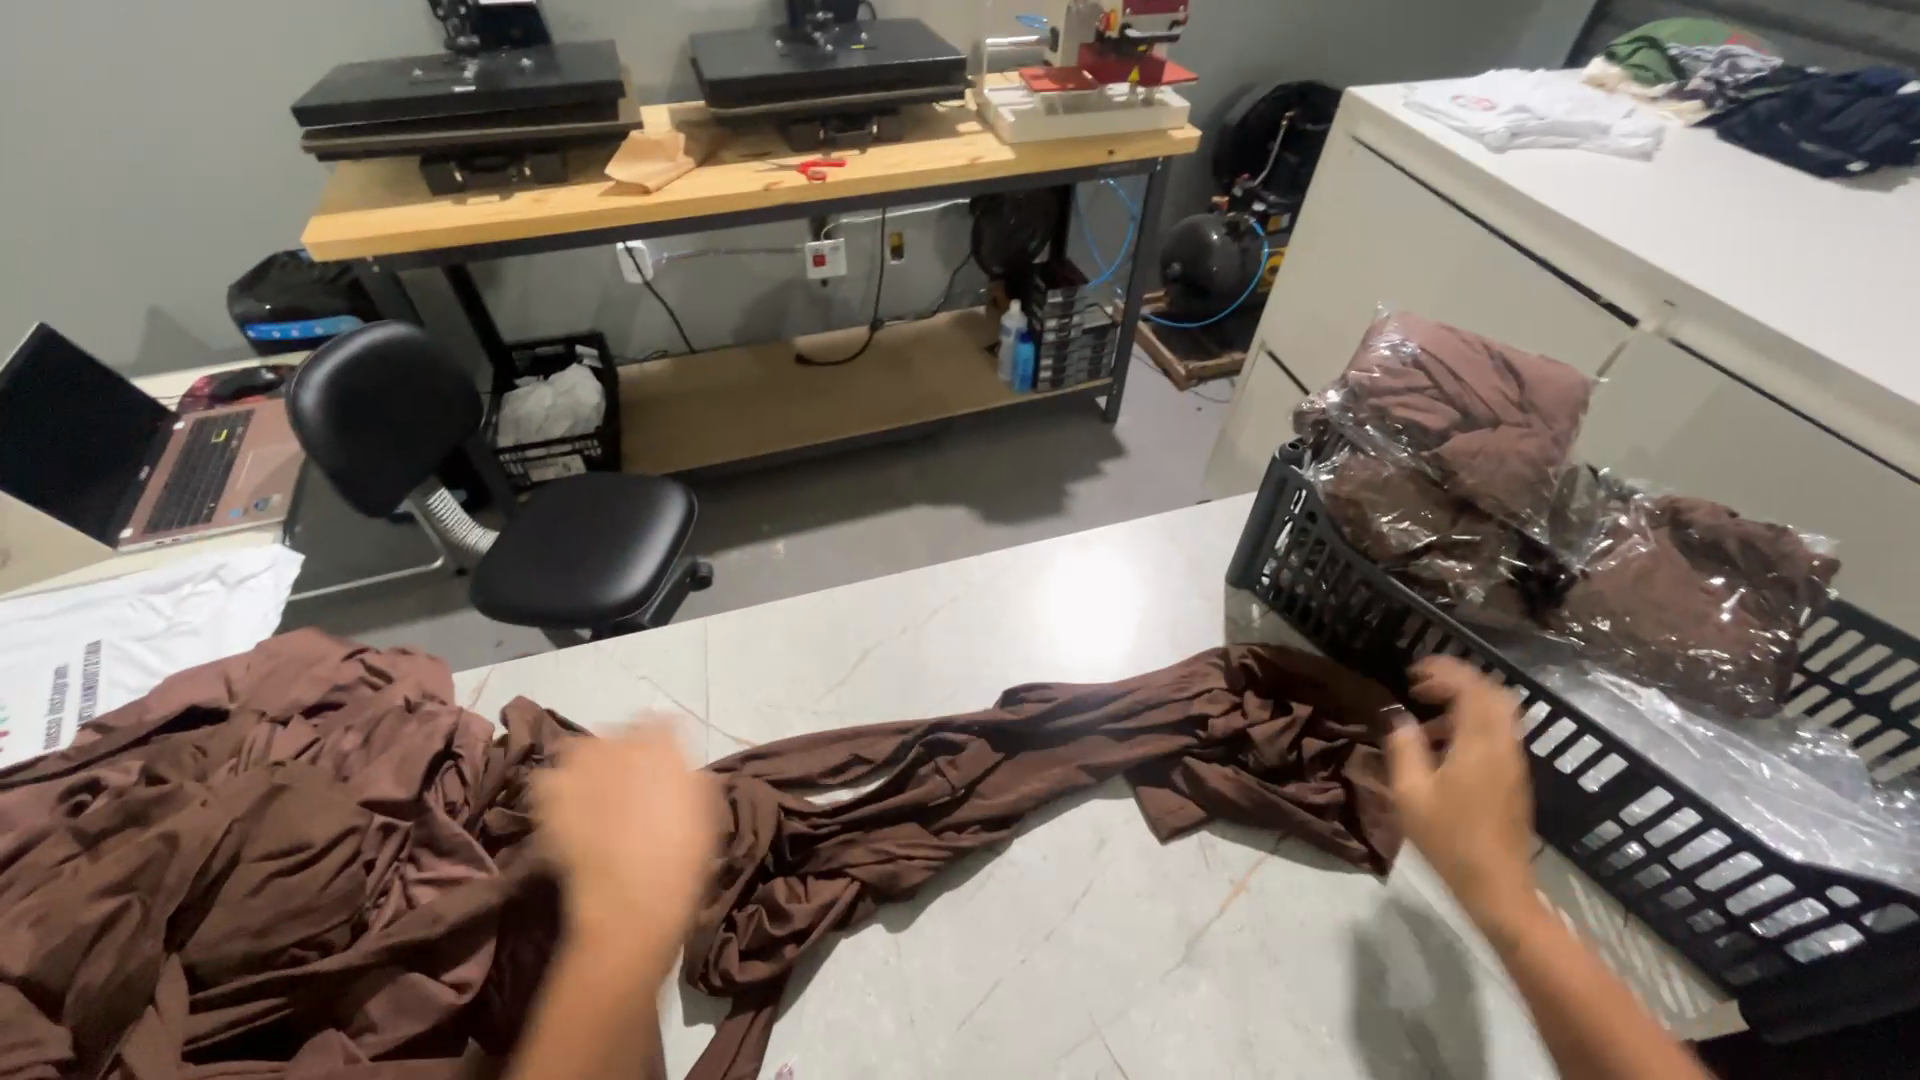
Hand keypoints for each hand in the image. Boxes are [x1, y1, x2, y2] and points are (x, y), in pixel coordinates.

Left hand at [533, 722, 721, 970]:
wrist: (633, 906)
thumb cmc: (683, 860)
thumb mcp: (708, 813)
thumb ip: (691, 779)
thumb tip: (680, 770)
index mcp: (664, 748)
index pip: (661, 722)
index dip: (664, 739)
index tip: (667, 759)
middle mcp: (620, 749)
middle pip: (618, 731)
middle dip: (623, 747)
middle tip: (632, 775)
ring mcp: (581, 773)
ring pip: (579, 748)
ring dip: (588, 761)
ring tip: (595, 785)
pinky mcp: (551, 803)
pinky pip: (547, 780)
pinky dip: (557, 786)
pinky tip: (568, 805)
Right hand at [1386, 657, 1537, 922]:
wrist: (1497, 885)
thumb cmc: (1447, 838)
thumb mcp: (1410, 793)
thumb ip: (1403, 748)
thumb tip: (1399, 718)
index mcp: (1478, 745)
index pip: (1471, 689)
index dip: (1445, 671)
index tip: (1414, 673)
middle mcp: (1503, 747)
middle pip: (1494, 694)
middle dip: (1459, 681)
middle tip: (1423, 687)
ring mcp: (1514, 764)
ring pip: (1499, 715)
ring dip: (1466, 704)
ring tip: (1427, 718)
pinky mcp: (1515, 780)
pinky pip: (1498, 735)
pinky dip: (1473, 725)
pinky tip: (1444, 747)